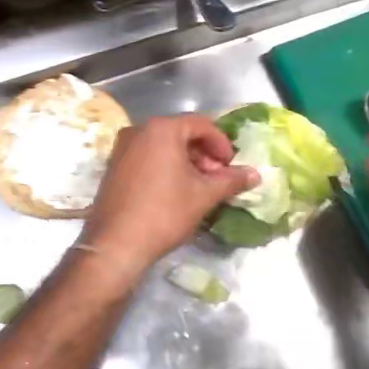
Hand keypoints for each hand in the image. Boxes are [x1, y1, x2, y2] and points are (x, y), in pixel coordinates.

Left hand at [78, 114, 258, 272]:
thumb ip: (231, 180)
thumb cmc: (164, 213)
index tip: (231, 165)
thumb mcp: (204, 196)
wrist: (115, 244)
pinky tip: (175, 191)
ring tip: (199, 187)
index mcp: (162, 129)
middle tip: (217, 178)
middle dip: (204, 153)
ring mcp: (122, 148)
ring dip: (185, 161)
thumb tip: (255, 174)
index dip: (221, 143)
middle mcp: (139, 130)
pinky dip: (165, 167)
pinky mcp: (113, 166)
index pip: (201, 124)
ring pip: (163, 146)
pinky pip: (147, 157)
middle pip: (181, 133)